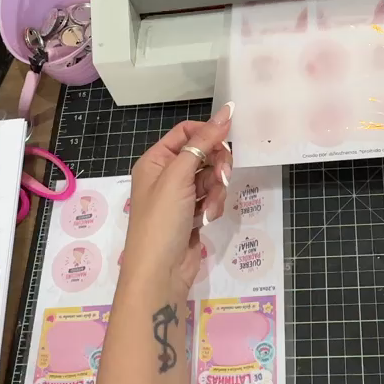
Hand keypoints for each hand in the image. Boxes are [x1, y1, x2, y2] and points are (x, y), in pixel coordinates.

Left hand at [122, 103, 234, 297]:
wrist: (159, 273)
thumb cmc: (161, 220)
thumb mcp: (179, 176)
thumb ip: (203, 142)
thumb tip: (227, 110)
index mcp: (155, 161)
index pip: (186, 133)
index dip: (207, 134)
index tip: (228, 139)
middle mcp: (166, 175)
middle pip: (203, 154)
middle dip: (216, 167)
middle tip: (222, 178)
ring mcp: (180, 197)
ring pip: (212, 178)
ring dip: (216, 191)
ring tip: (208, 209)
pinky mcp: (193, 215)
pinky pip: (212, 198)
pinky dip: (213, 206)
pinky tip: (207, 220)